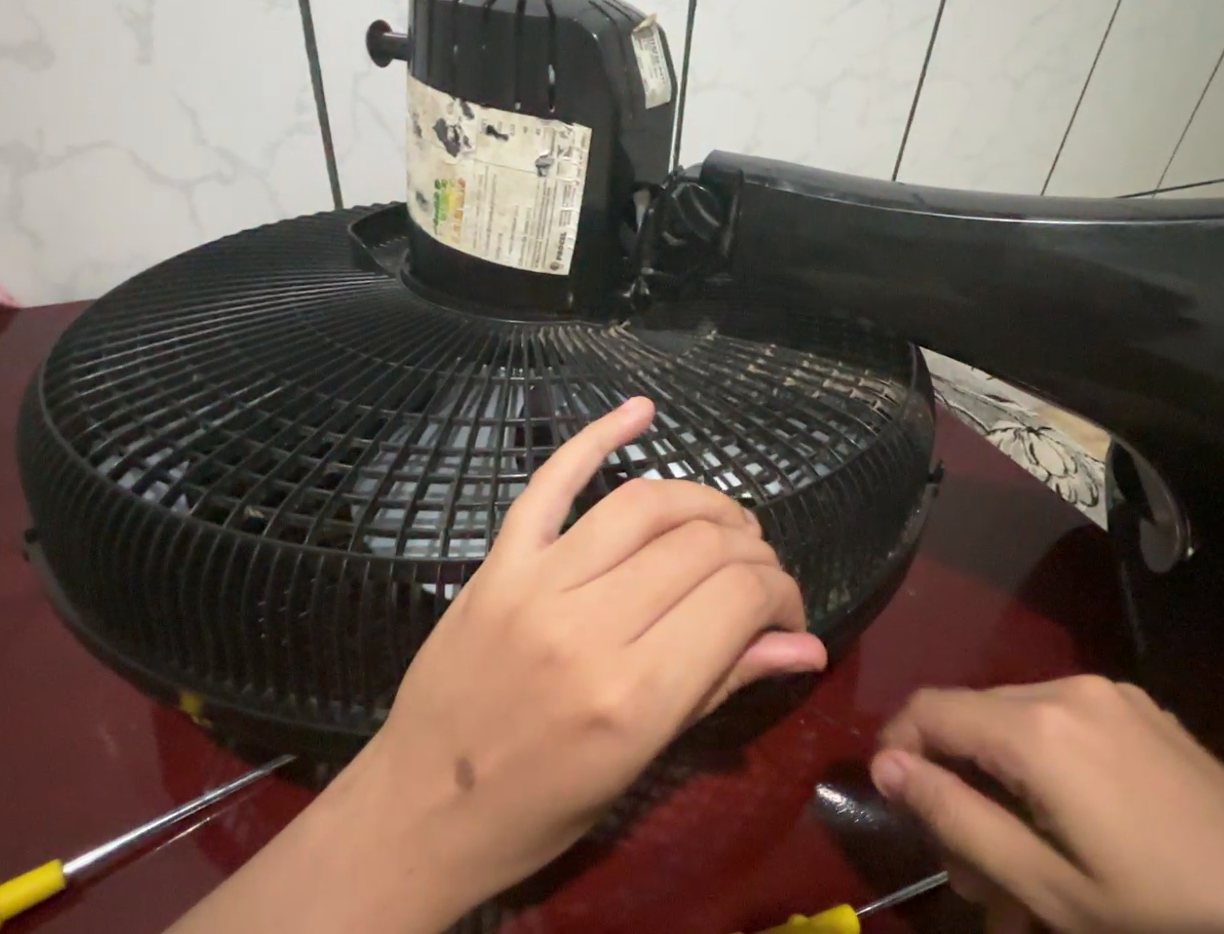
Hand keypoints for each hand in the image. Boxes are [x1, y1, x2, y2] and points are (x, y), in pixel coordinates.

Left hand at [169, 397, 825, 933]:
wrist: (418, 812)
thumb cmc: (539, 811)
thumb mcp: (640, 765)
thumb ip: (722, 685)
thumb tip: (806, 645)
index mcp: (633, 694)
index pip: (739, 596)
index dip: (781, 592)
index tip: (785, 613)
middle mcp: (588, 625)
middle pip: (700, 544)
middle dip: (752, 552)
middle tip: (758, 577)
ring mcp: (535, 583)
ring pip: (644, 504)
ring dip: (703, 502)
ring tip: (727, 524)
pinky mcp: (497, 562)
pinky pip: (551, 482)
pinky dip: (596, 437)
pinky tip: (640, 412)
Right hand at [870, 677, 1223, 933]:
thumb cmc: (1165, 921)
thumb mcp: (1048, 888)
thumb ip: (956, 818)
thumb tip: (885, 766)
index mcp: (1041, 727)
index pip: (931, 710)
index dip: (896, 746)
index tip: (890, 799)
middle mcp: (1072, 689)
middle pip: (972, 713)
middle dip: (950, 775)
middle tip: (967, 864)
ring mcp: (1117, 697)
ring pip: (1017, 720)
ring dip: (996, 776)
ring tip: (1018, 856)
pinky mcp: (1149, 715)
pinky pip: (1066, 724)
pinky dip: (1042, 765)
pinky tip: (1068, 825)